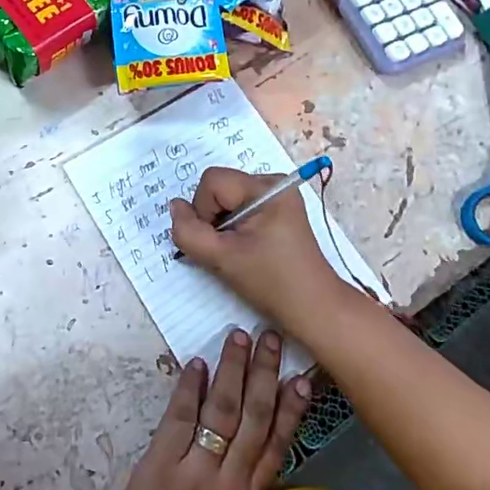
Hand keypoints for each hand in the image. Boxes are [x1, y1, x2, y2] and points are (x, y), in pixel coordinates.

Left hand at [97, 329, 310, 489]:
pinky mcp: (159, 464)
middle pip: (252, 417)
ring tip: (239, 336)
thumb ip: (252, 487)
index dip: (291, 409)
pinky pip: (179, 417)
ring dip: (231, 369)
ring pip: (221, 410)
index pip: (277, 444)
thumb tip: (272, 442)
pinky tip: (197, 363)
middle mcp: (228, 482)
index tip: (302, 377)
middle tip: (271, 336)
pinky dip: (189, 388)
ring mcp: (194, 471)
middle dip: (263, 373)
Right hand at [169, 169, 342, 329]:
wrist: (314, 307)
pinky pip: (240, 206)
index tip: (218, 243)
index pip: (212, 182)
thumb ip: (189, 232)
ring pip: (227, 198)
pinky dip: (234, 226)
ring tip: (238, 251)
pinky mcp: (278, 209)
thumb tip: (175, 207)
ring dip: (222, 224)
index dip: (203, 211)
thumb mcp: (222, 259)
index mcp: (267, 187)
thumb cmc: (272, 283)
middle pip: (219, 187)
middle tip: (227, 249)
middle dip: (213, 218)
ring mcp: (278, 195)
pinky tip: (246, 248)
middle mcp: (274, 182)